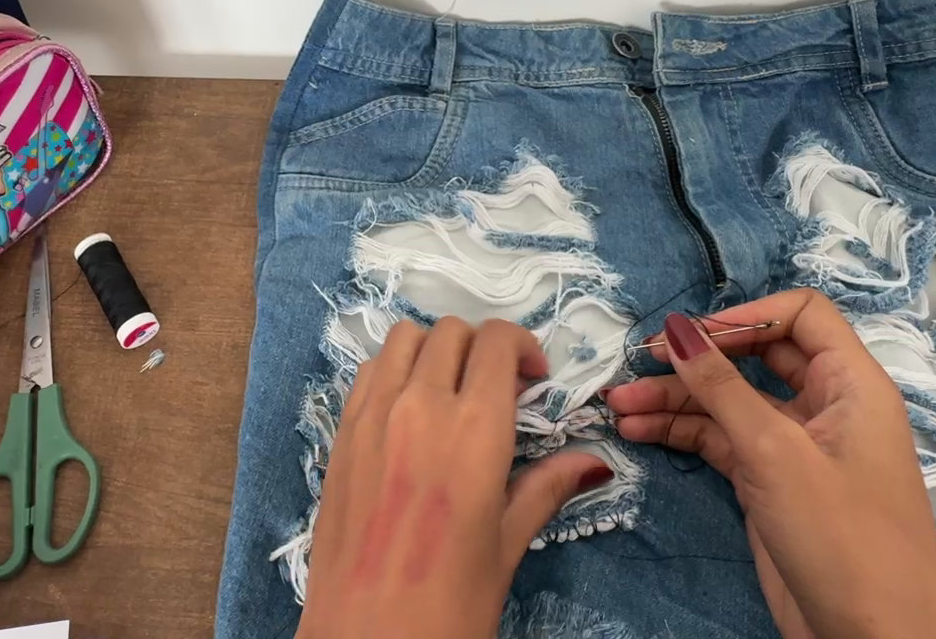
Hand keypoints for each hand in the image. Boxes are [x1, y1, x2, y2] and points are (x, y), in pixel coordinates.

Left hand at [298, 318, 613, 638]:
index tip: (532, 377)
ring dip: (434, 348)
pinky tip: (407, 407)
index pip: (497, 342)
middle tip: (496, 386)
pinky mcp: (342, 428)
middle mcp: (421, 403)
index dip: (521, 346)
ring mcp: (374, 411)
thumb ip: (545, 487)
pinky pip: (371, 368)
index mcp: (474, 428)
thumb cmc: (449, 603)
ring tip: (449, 387)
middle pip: (452, 331)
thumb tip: (593, 462)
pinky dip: (395, 368)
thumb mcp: (506, 543)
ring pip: (405, 336)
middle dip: (481, 347)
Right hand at [604, 291, 935, 638]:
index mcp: (850, 384)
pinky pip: (718, 436)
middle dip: (695, 357)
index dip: (746, 316)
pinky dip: (678, 430)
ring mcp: (793, 443)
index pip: (800, 315)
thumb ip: (719, 384)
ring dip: (673, 398)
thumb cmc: (842, 537)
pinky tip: (636, 429)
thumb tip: (675, 327)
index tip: (694, 336)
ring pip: (726, 399)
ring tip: (618, 404)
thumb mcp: (773, 451)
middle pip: (752, 356)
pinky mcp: (767, 478)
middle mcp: (823, 404)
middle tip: (642, 360)